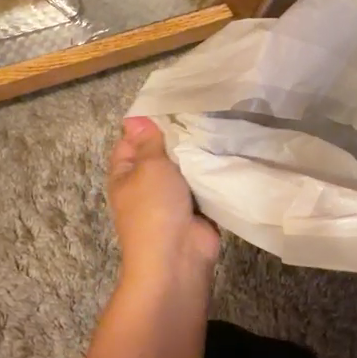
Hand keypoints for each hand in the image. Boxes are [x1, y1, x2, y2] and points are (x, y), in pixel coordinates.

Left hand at [107, 117, 219, 287]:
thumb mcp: (148, 167)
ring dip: (201, 151)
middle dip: (181, 134)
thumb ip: (148, 142)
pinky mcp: (199, 205)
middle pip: (163, 150)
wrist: (177, 257)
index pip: (132, 139)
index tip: (176, 100)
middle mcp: (148, 182)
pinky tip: (231, 150)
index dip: (150, 122)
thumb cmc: (154, 209)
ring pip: (187, 164)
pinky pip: (206, 180)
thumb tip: (134, 118)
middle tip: (206, 108)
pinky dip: (215, 169)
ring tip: (222, 124)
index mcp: (126, 173)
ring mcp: (174, 195)